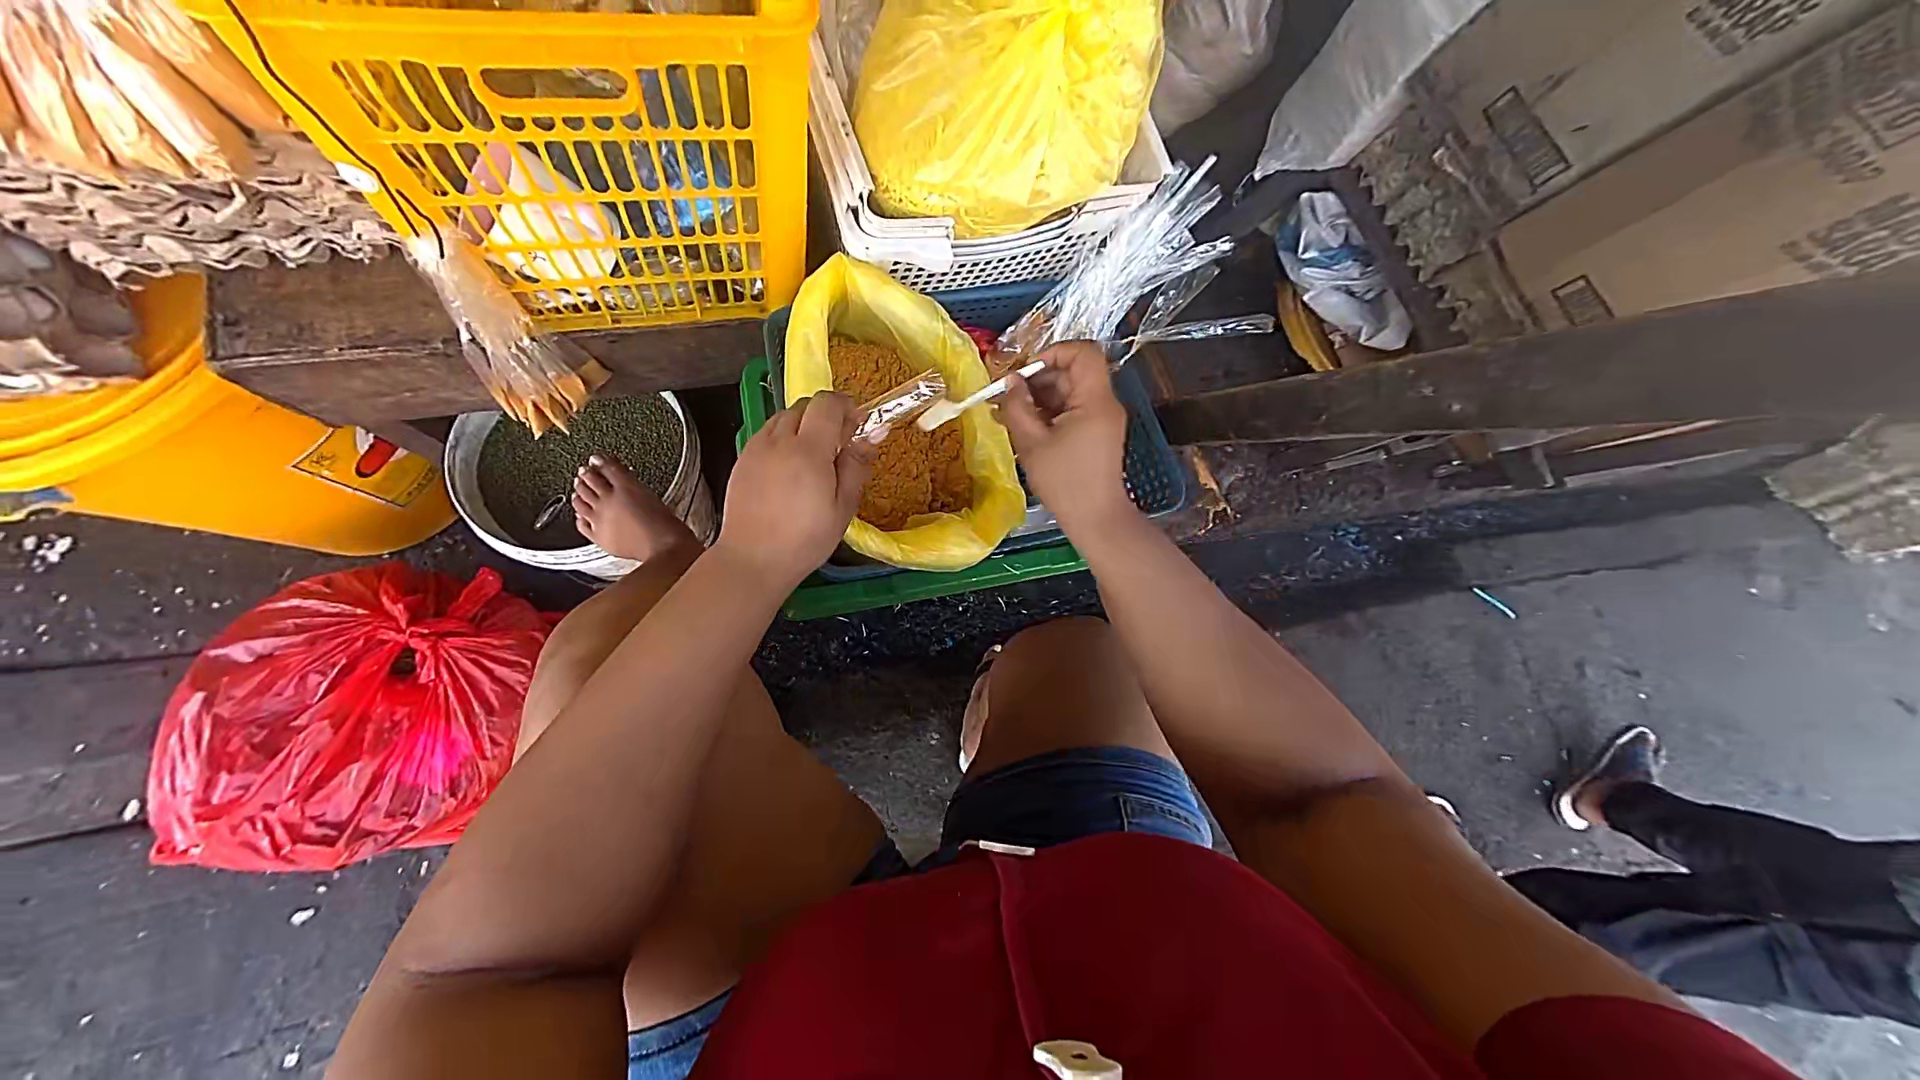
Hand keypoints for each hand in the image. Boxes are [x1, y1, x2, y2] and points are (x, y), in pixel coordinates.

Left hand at [717, 392, 873, 591]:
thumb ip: (856, 465)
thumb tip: (872, 433)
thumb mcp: (843, 506)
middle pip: (805, 406)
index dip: (847, 408)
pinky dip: (784, 439)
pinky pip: (768, 434)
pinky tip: (791, 469)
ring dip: (804, 426)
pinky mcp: (742, 459)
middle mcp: (778, 441)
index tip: (858, 426)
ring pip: (784, 417)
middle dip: (826, 416)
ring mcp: (756, 448)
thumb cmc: (805, 539)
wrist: (754, 559)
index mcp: (808, 450)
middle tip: (839, 446)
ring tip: (814, 458)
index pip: (828, 404)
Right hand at [997, 341, 1136, 533]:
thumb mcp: (1032, 443)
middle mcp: (1104, 403)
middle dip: (1038, 379)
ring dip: (1039, 397)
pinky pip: (1072, 410)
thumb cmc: (1065, 482)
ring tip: (1008, 413)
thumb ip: (1018, 406)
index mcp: (1095, 400)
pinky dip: (1048, 413)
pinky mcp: (1096, 433)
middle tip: (1007, 395)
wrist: (1096, 518)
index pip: (1082, 352)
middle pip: (1072, 372)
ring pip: (1069, 392)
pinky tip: (1024, 426)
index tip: (1024, 371)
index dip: (1052, 352)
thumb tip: (1010, 381)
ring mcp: (1102, 419)